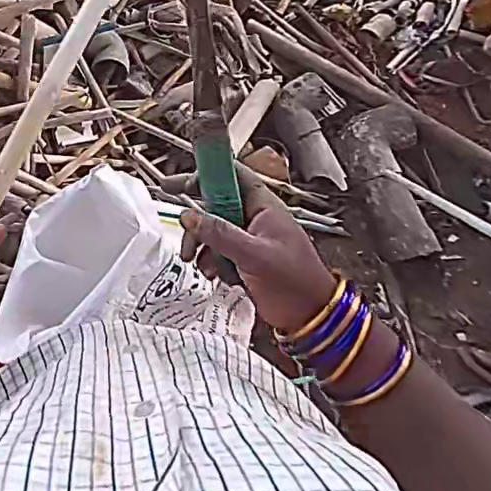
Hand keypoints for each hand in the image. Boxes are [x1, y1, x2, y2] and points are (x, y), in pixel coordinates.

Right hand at [180, 172, 332, 330]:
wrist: (311, 316)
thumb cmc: (297, 282)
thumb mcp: (255, 255)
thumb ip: (221, 234)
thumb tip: (189, 216)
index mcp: (264, 207)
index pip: (231, 175)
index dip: (204, 174)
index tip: (179, 183)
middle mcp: (254, 218)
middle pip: (215, 204)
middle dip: (197, 218)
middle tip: (181, 224)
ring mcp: (249, 238)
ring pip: (213, 229)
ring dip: (201, 244)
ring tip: (195, 259)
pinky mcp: (244, 257)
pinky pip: (217, 250)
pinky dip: (210, 260)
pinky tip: (214, 272)